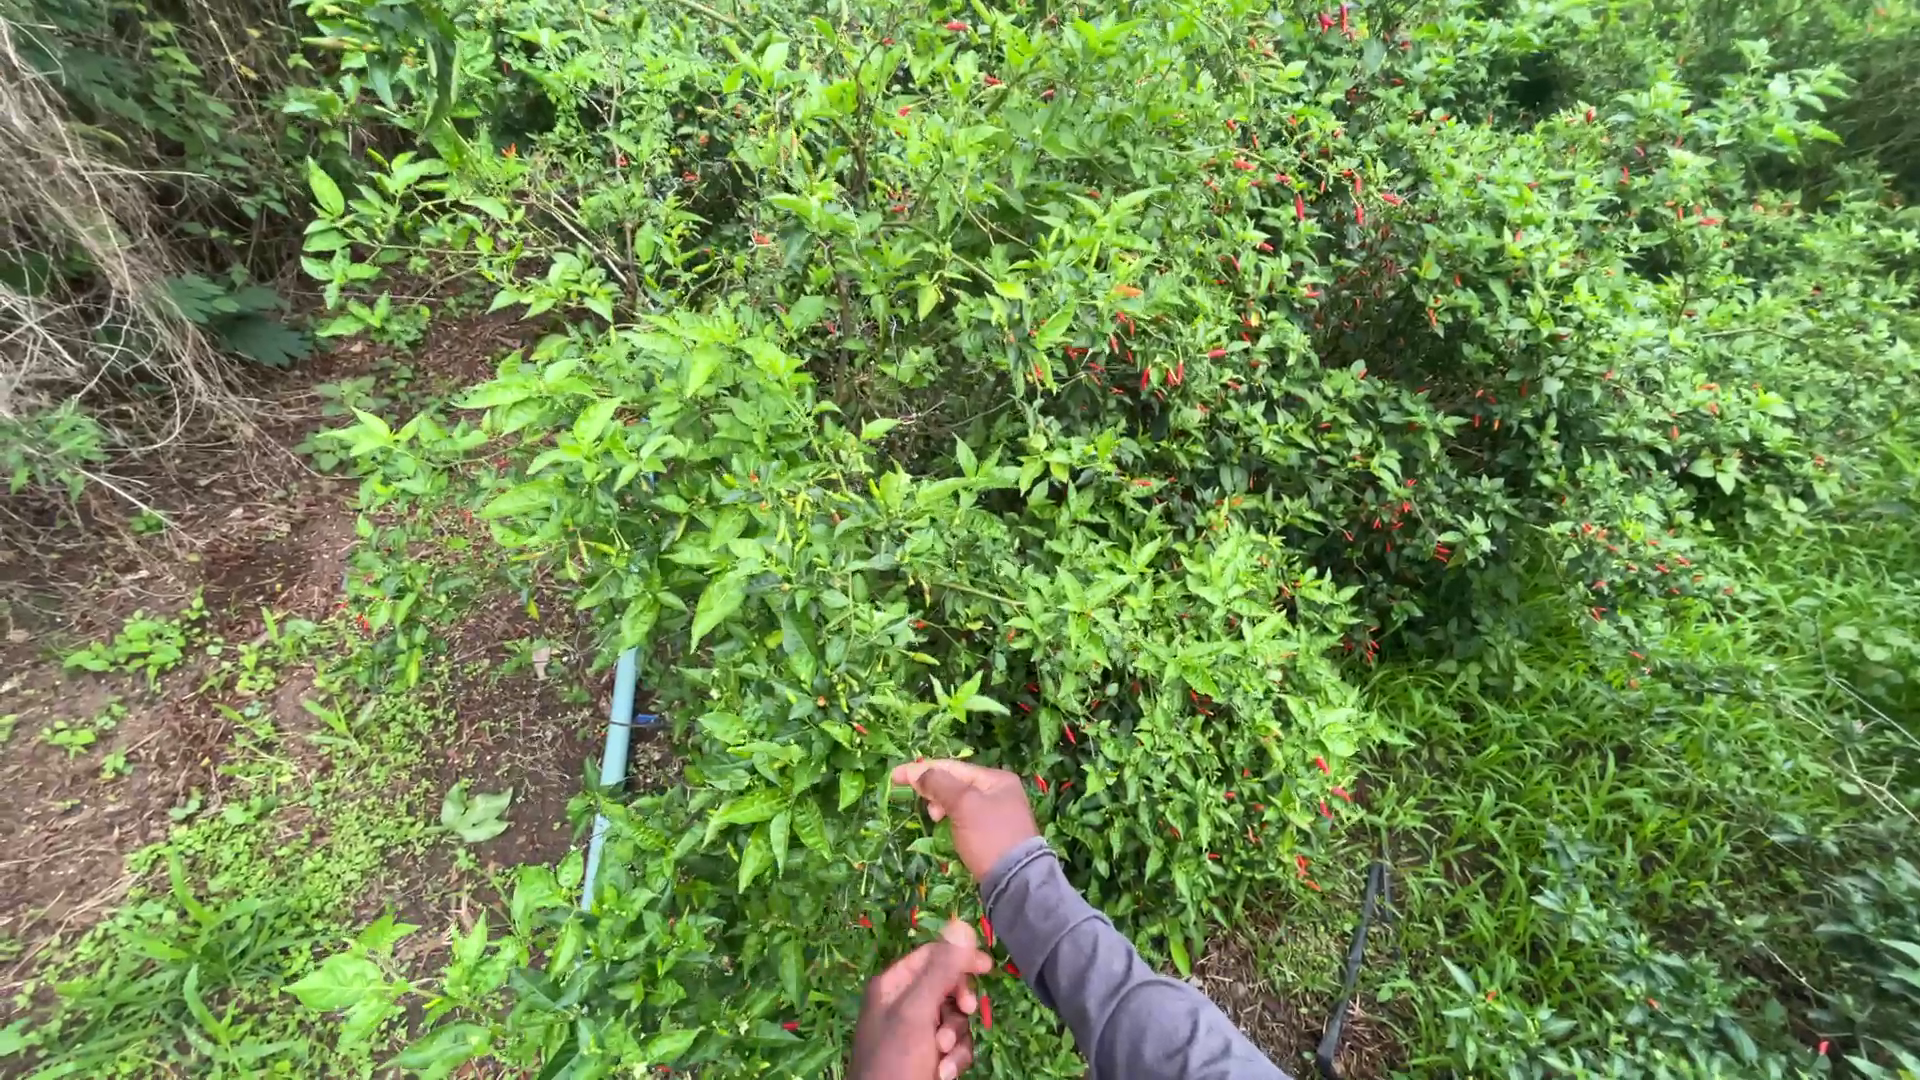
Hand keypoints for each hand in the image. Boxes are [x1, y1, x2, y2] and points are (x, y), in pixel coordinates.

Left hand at [851, 917, 992, 1079]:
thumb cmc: (895, 1063)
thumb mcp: (917, 1012)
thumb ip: (941, 970)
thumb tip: (962, 925)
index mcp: (892, 985)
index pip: (932, 955)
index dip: (959, 957)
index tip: (987, 967)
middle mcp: (903, 1004)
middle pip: (947, 986)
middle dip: (958, 1005)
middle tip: (966, 1011)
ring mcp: (916, 1034)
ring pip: (955, 1018)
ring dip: (957, 1037)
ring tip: (944, 1057)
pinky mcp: (928, 1059)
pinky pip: (955, 1046)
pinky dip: (955, 1058)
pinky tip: (945, 1074)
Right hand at [891, 760, 1039, 879]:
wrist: (1016, 883)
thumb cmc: (990, 837)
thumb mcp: (964, 806)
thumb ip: (940, 785)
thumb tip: (919, 773)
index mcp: (996, 779)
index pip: (953, 767)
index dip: (923, 769)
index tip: (895, 775)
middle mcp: (999, 792)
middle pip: (957, 782)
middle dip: (934, 788)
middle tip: (920, 802)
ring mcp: (998, 814)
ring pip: (959, 800)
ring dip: (941, 804)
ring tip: (934, 817)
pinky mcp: (993, 834)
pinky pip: (965, 817)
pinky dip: (951, 817)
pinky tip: (945, 825)